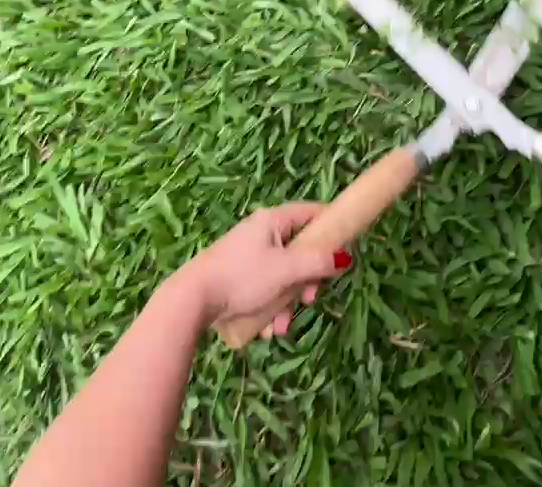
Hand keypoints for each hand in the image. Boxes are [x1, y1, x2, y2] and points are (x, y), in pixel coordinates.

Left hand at [169, 202, 351, 339]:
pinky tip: (266, 329)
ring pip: (284, 276)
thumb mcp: (286, 269)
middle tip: (308, 299)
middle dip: (307, 280)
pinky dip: (270, 309)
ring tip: (281, 325)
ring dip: (288, 303)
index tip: (347, 248)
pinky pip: (266, 289)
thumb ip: (317, 262)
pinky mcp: (240, 277)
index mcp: (272, 220)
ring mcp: (250, 256)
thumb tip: (345, 257)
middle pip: (300, 251)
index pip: (311, 212)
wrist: (195, 299)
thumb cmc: (243, 277)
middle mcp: (262, 233)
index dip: (332, 227)